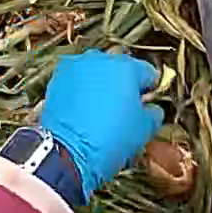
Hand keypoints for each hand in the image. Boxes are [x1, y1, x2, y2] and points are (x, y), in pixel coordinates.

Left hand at [38, 50, 162, 196]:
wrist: (67, 153)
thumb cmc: (108, 140)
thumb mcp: (144, 130)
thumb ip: (153, 113)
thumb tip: (151, 109)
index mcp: (127, 66)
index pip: (148, 73)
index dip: (149, 91)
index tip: (145, 105)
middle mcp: (101, 59)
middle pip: (121, 70)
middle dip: (123, 87)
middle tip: (122, 112)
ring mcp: (77, 66)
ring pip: (97, 72)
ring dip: (101, 86)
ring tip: (99, 113)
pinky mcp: (58, 77)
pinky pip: (77, 80)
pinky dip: (81, 90)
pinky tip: (82, 112)